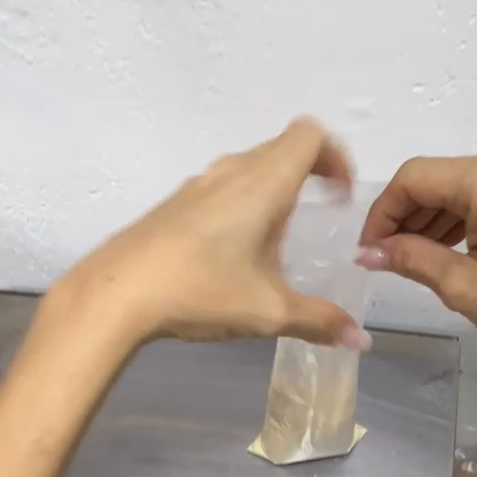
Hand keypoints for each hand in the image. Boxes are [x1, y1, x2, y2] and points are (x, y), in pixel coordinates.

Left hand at [46, 118, 373, 349]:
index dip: (335, 156)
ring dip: (271, 191)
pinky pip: (219, 191)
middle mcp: (230, 172)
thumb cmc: (201, 291)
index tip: (341, 196)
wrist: (116, 294)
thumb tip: (361, 341)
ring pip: (247, 170)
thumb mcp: (268, 312)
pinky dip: (240, 206)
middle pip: (280, 149)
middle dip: (308, 175)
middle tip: (317, 218)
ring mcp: (196, 186)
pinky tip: (230, 256)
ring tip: (275, 241)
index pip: (310, 135)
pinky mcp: (171, 206)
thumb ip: (318, 322)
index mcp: (263, 183)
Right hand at [357, 141, 476, 372]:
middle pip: (441, 178)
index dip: (382, 213)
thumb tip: (369, 252)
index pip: (414, 178)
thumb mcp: (463, 286)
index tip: (368, 252)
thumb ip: (410, 259)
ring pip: (467, 186)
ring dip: (436, 219)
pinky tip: (452, 250)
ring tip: (416, 260)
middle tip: (387, 260)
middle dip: (408, 217)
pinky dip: (467, 218)